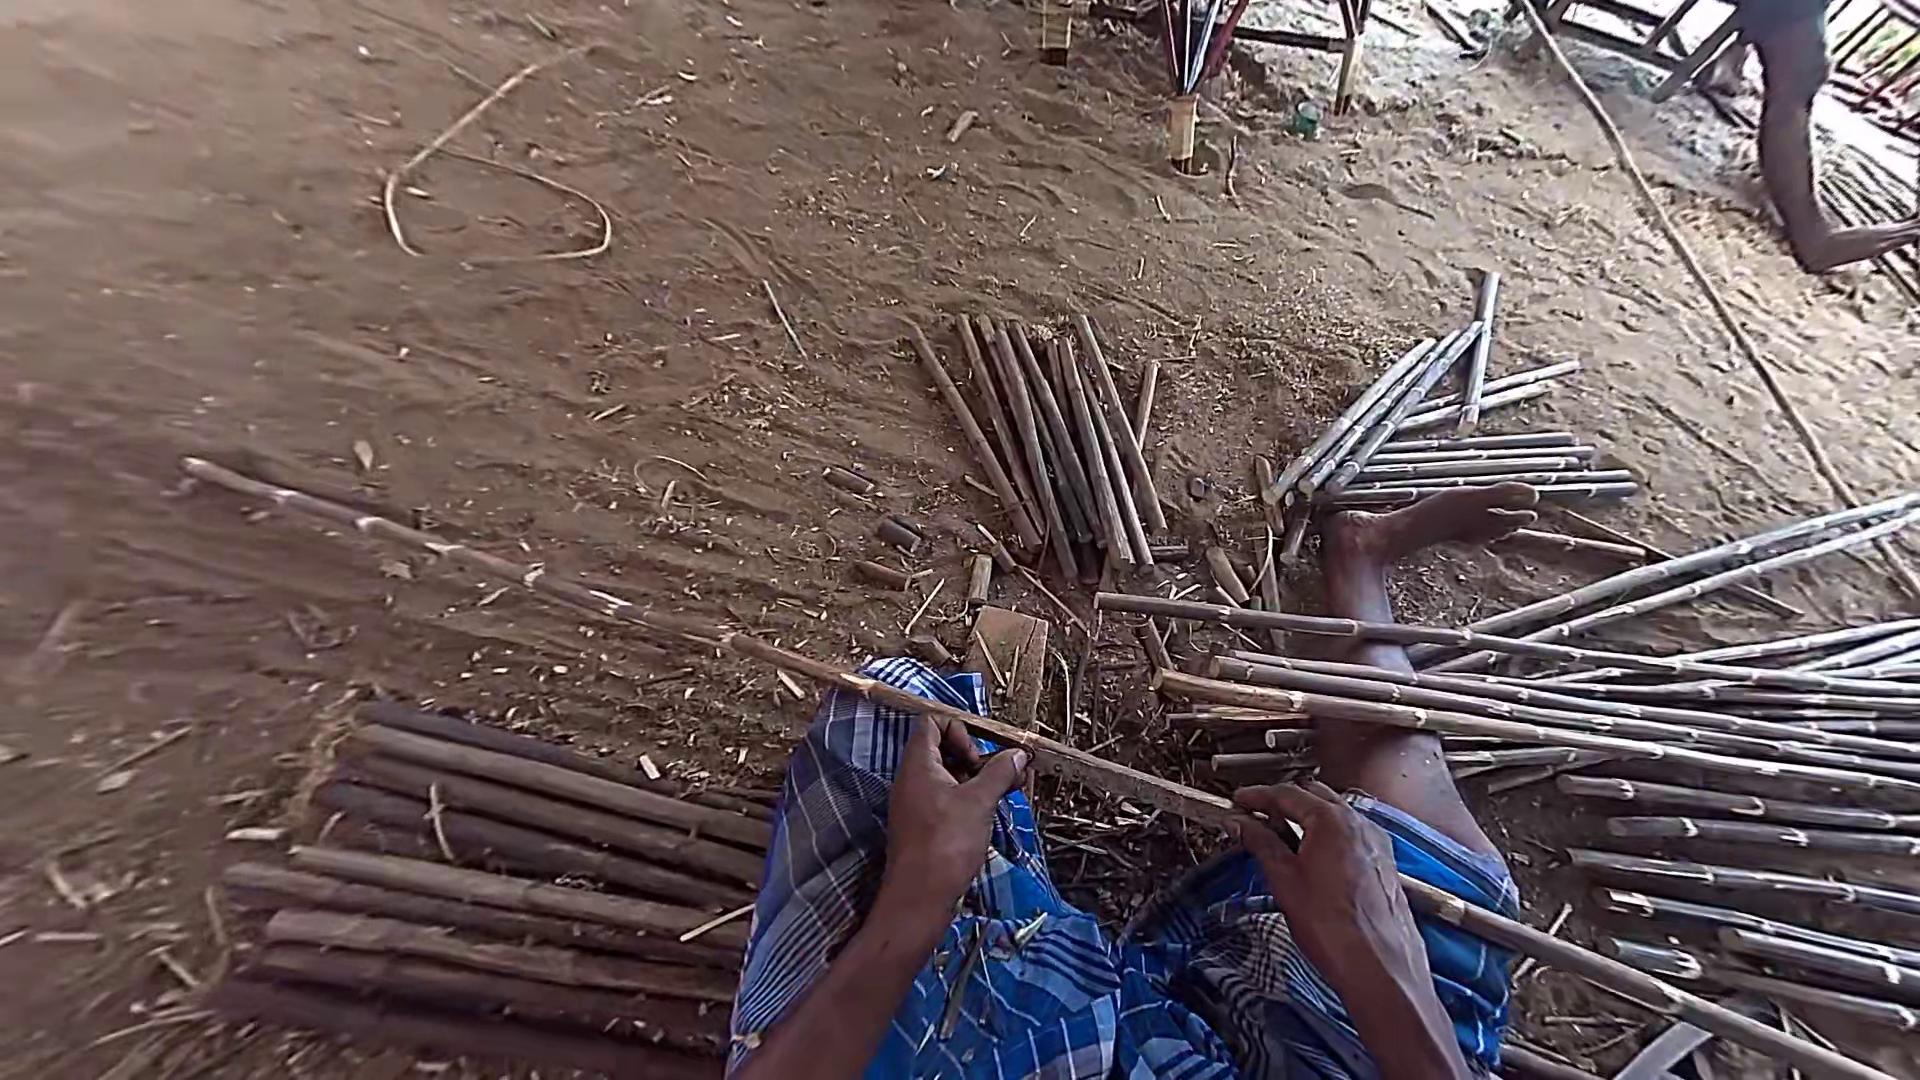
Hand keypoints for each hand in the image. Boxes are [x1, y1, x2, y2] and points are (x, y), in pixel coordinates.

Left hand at [879, 717, 1027, 921]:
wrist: (918, 900)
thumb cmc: (946, 842)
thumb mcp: (979, 802)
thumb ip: (999, 773)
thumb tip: (1018, 754)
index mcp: (919, 763)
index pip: (933, 723)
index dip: (959, 729)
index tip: (977, 757)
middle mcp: (912, 778)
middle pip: (943, 748)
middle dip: (975, 757)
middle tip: (998, 777)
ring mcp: (914, 802)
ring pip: (947, 775)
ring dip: (976, 780)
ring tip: (1004, 794)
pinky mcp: (920, 824)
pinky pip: (944, 798)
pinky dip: (967, 799)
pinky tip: (988, 814)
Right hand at [1230, 782, 1431, 989]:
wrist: (1381, 976)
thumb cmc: (1330, 926)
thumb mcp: (1283, 877)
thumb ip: (1258, 840)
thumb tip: (1238, 821)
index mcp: (1333, 821)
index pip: (1286, 792)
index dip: (1256, 795)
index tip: (1238, 801)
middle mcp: (1360, 825)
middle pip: (1313, 796)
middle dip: (1282, 801)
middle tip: (1255, 814)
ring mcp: (1377, 846)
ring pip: (1333, 815)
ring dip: (1304, 817)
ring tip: (1278, 835)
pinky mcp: (1385, 868)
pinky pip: (1349, 836)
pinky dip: (1325, 835)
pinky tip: (1309, 856)